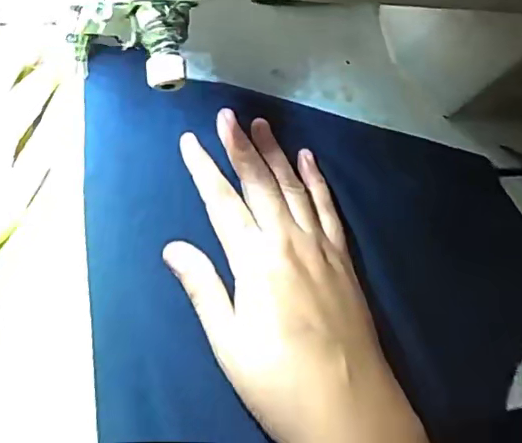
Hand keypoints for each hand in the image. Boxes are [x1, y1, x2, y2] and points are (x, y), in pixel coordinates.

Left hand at [0, 41, 64, 361]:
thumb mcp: (15, 200)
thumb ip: (42, 151)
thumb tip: (63, 116)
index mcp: (0, 126)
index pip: (37, 83)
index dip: (56, 70)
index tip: (68, 66)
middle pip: (4, 59)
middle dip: (30, 47)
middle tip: (45, 48)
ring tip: (13, 53)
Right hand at [164, 109, 427, 442]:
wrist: (349, 406)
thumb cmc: (279, 381)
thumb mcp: (229, 345)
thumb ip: (204, 289)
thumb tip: (173, 247)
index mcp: (255, 261)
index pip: (222, 203)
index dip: (204, 170)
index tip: (189, 142)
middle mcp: (287, 240)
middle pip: (259, 183)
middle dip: (240, 146)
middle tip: (226, 115)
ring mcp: (318, 243)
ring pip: (293, 186)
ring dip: (276, 153)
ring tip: (262, 124)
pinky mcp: (341, 254)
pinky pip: (327, 206)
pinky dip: (317, 179)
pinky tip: (309, 158)